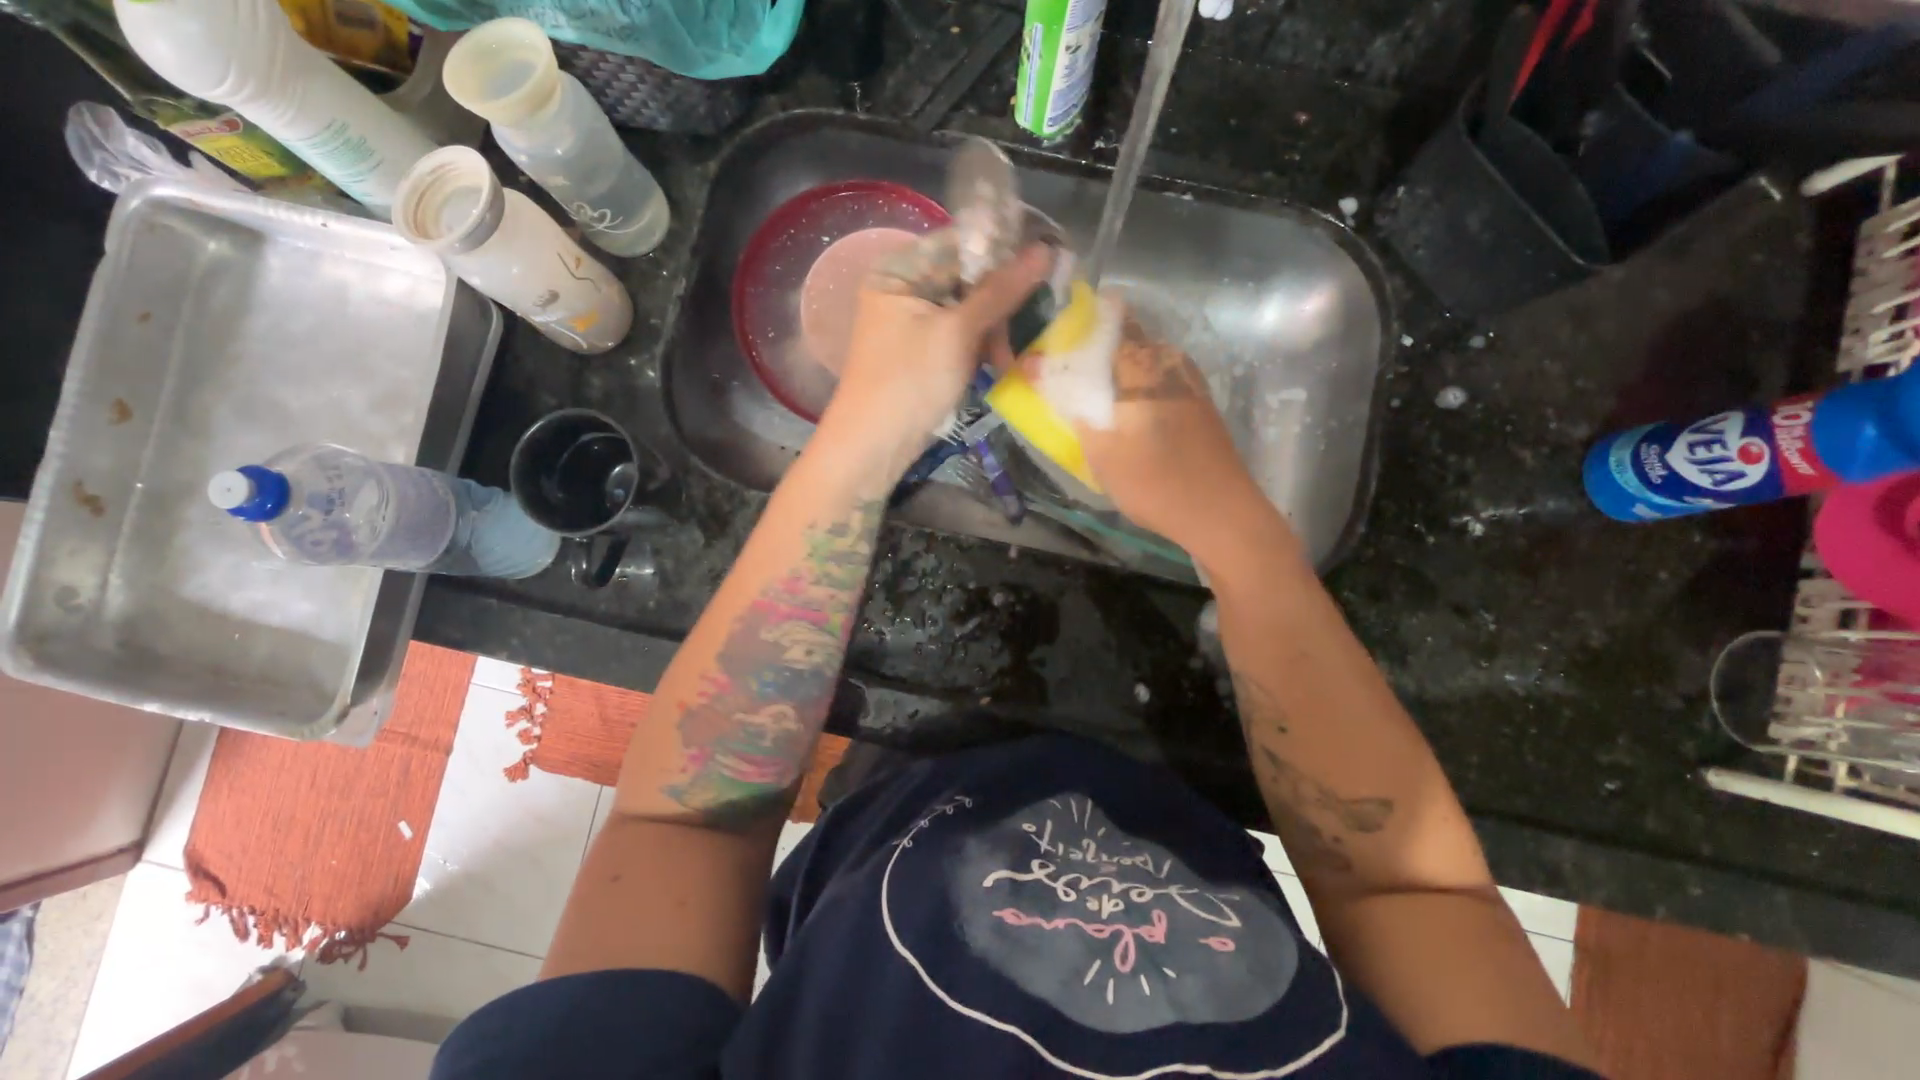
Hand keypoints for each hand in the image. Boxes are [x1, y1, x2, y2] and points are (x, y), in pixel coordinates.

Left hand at [816, 232, 1053, 473]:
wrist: (874, 447)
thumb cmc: (910, 381)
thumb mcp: (958, 332)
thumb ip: (1001, 290)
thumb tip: (1045, 249)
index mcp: (900, 270)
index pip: (961, 242)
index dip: (1005, 250)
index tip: (1048, 259)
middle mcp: (904, 288)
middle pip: (969, 277)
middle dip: (1003, 302)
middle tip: (1035, 320)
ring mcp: (913, 322)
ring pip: (971, 310)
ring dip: (997, 331)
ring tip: (1012, 360)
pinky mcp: (924, 352)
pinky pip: (963, 337)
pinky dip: (983, 349)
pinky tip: (1001, 367)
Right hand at [1062, 308, 1273, 555]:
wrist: (1221, 515)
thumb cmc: (1155, 482)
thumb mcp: (1101, 450)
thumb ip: (1071, 406)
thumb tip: (1036, 369)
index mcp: (1145, 366)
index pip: (1113, 322)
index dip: (1084, 325)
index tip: (1060, 339)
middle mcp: (1172, 365)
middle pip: (1131, 341)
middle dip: (1100, 350)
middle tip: (1070, 374)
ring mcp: (1192, 385)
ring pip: (1149, 364)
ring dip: (1122, 373)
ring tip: (1096, 397)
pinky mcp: (1201, 408)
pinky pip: (1163, 383)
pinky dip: (1142, 390)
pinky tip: (1129, 417)